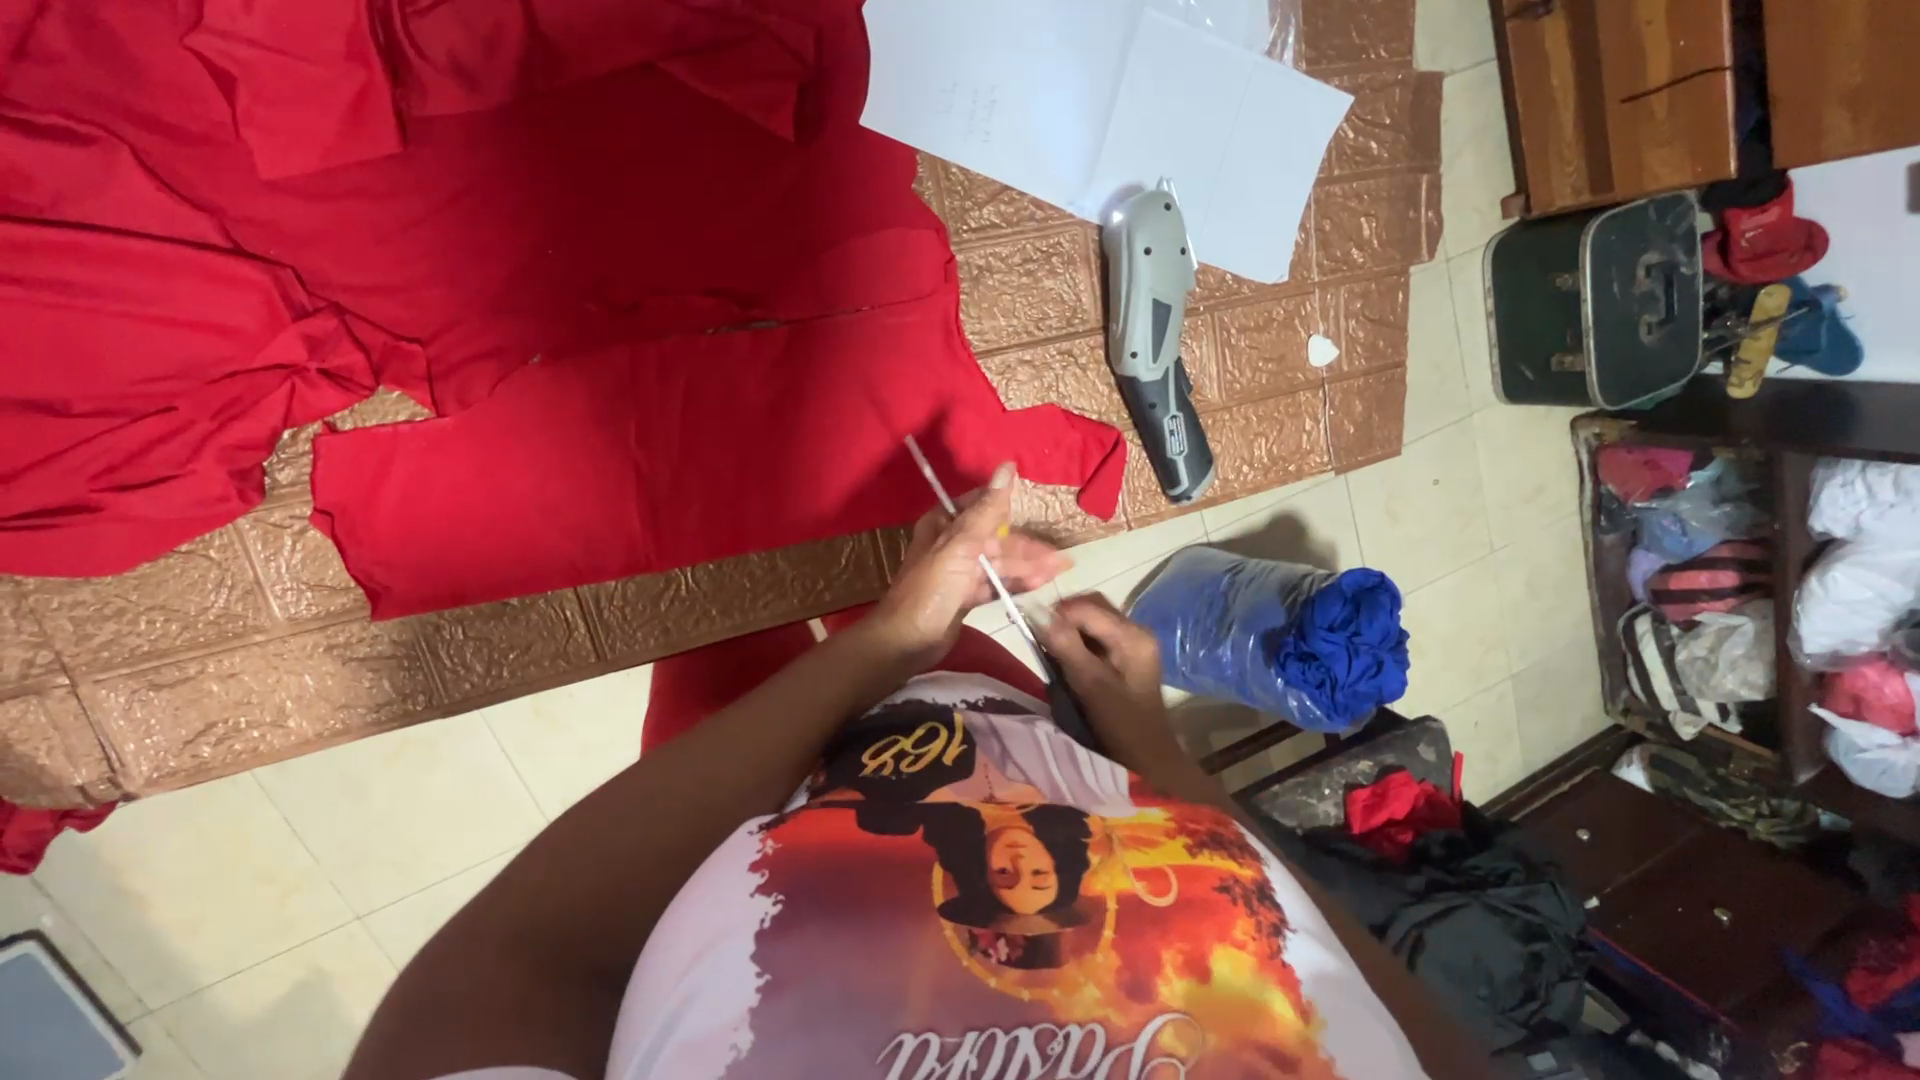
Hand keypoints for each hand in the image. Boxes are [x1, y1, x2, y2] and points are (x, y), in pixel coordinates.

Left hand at [870, 463, 1069, 665]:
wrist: (907, 640)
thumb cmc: (931, 588)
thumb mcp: (960, 545)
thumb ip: (987, 510)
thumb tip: (1007, 466)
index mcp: (944, 524)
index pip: (983, 507)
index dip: (1012, 508)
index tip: (1043, 512)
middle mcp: (952, 544)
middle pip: (997, 539)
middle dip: (1028, 548)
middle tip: (1061, 558)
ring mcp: (960, 571)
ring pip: (999, 563)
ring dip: (1028, 567)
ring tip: (1059, 571)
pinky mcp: (966, 596)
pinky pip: (996, 584)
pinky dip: (1016, 584)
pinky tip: (1040, 584)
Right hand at [1036, 594, 1181, 764]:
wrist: (1148, 757)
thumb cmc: (1121, 724)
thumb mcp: (1089, 684)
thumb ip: (1064, 645)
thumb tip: (1035, 611)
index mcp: (1133, 636)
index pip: (1087, 608)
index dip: (1056, 614)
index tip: (1030, 630)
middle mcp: (1137, 630)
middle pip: (1092, 606)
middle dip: (1063, 617)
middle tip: (1039, 638)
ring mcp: (1134, 641)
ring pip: (1093, 618)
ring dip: (1068, 627)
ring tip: (1049, 646)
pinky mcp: (1127, 653)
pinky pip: (1097, 633)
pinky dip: (1077, 638)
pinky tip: (1065, 656)